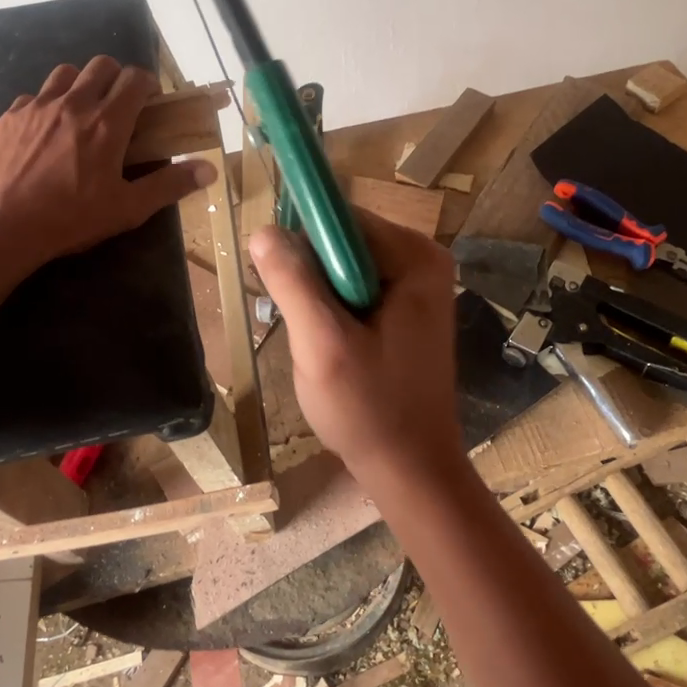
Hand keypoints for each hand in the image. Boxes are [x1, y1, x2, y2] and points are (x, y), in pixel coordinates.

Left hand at [0, 56, 215, 272]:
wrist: (2, 228)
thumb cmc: (71, 220)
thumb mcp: (127, 209)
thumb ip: (169, 185)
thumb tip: (208, 169)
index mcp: (107, 123)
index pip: (135, 78)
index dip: (147, 85)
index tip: (150, 103)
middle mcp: (74, 104)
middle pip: (102, 65)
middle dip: (116, 78)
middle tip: (120, 106)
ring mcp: (38, 106)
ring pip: (66, 72)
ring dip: (81, 84)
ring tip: (83, 111)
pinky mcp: (11, 117)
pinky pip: (35, 95)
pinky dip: (48, 103)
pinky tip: (47, 130)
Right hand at [249, 211, 464, 481]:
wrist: (412, 470)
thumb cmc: (370, 410)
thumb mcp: (322, 344)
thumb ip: (293, 282)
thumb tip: (263, 230)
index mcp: (416, 258)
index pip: (341, 217)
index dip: (301, 241)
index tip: (277, 280)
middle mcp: (423, 261)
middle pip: (342, 240)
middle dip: (309, 276)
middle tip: (298, 324)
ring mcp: (418, 287)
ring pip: (342, 267)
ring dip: (317, 299)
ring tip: (315, 343)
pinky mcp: (408, 311)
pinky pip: (355, 290)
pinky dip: (332, 313)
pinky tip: (331, 349)